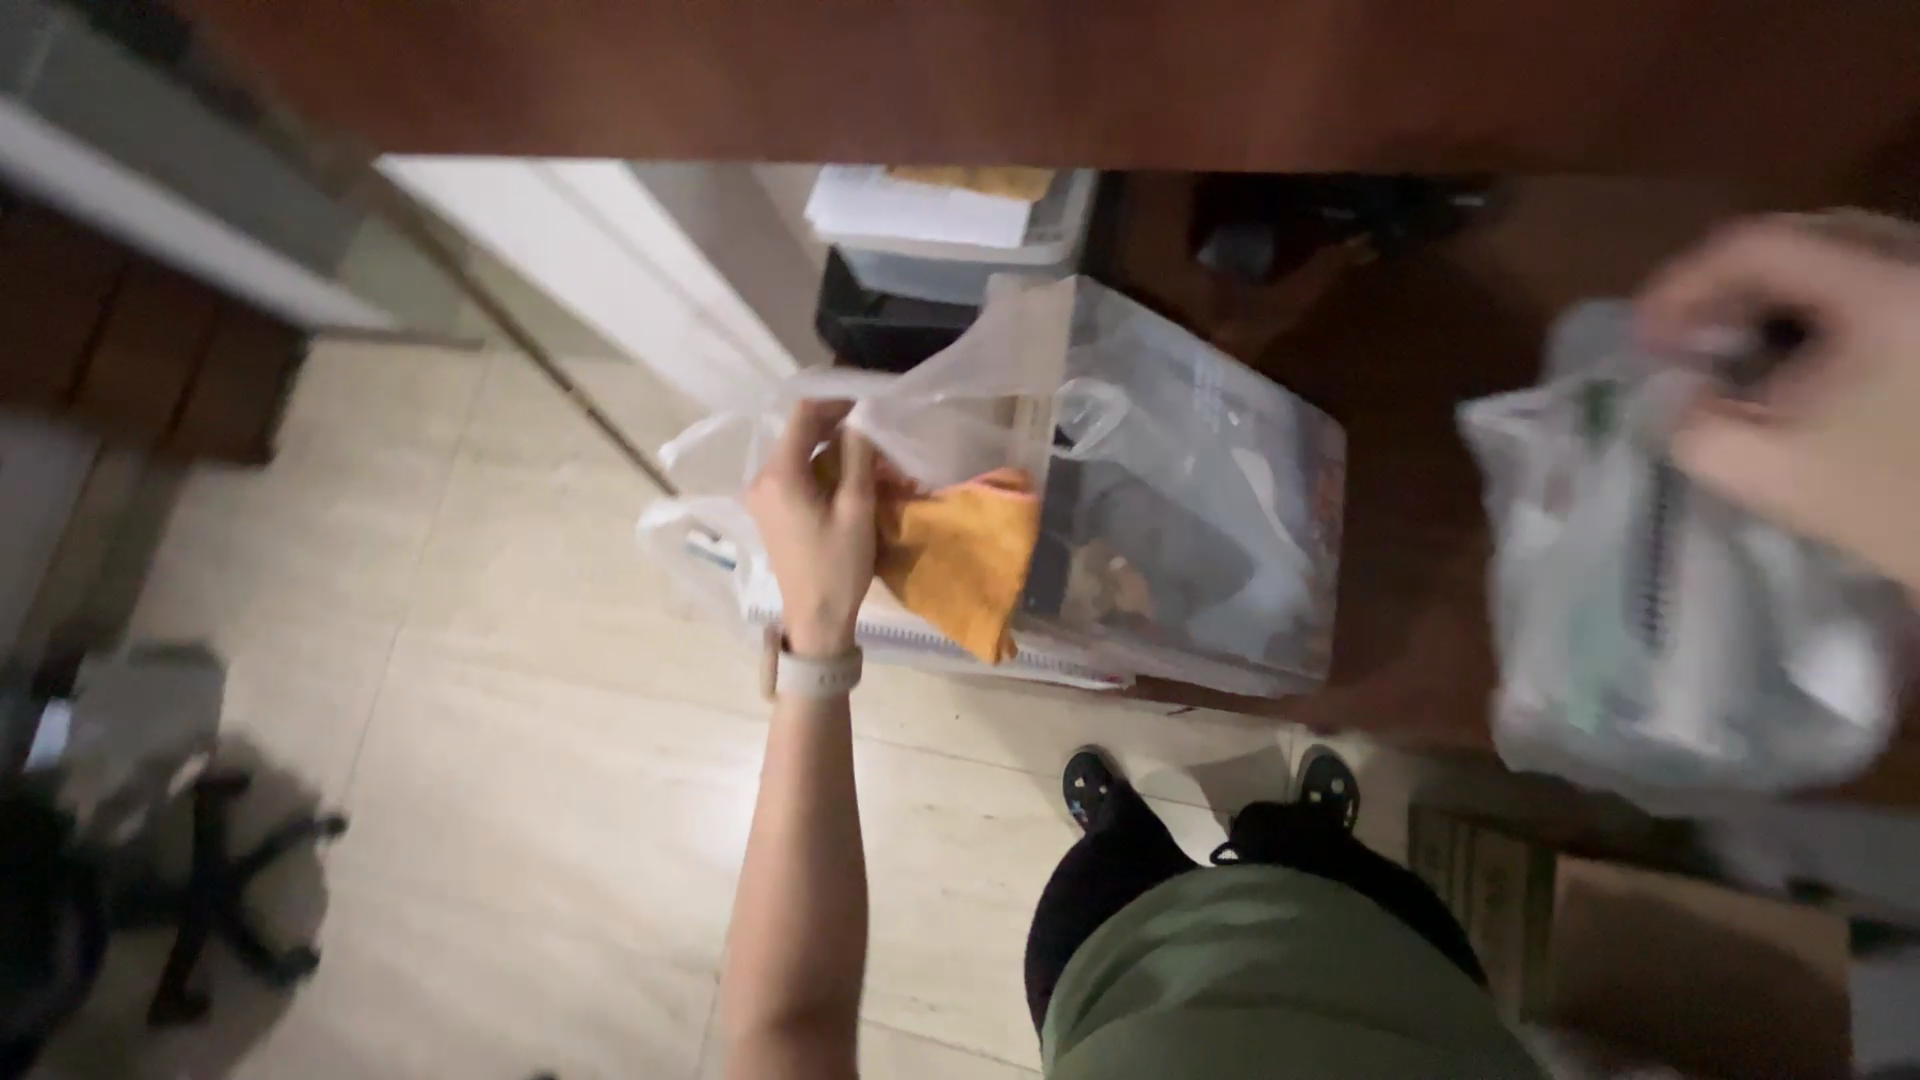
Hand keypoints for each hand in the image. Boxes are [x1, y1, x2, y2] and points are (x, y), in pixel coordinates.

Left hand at [743, 401, 876, 657]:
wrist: (815, 616)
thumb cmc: (838, 564)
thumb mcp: (857, 507)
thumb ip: (857, 456)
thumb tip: (859, 420)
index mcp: (780, 474)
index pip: (803, 415)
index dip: (836, 406)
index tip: (867, 414)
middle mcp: (762, 478)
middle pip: (800, 434)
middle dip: (838, 433)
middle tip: (875, 446)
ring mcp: (761, 495)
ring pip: (800, 455)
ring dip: (833, 454)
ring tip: (870, 467)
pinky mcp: (768, 510)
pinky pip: (795, 476)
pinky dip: (822, 472)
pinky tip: (849, 484)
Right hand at [1634, 212, 1919, 592]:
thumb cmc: (1890, 501)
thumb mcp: (1757, 471)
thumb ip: (1686, 422)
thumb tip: (1676, 387)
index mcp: (1889, 295)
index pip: (1758, 246)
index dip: (1681, 286)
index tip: (1645, 344)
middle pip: (1806, 237)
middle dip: (1724, 287)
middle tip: (1681, 343)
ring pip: (1846, 254)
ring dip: (1769, 297)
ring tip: (1730, 352)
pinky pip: (1879, 278)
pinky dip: (1817, 307)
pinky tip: (1793, 358)